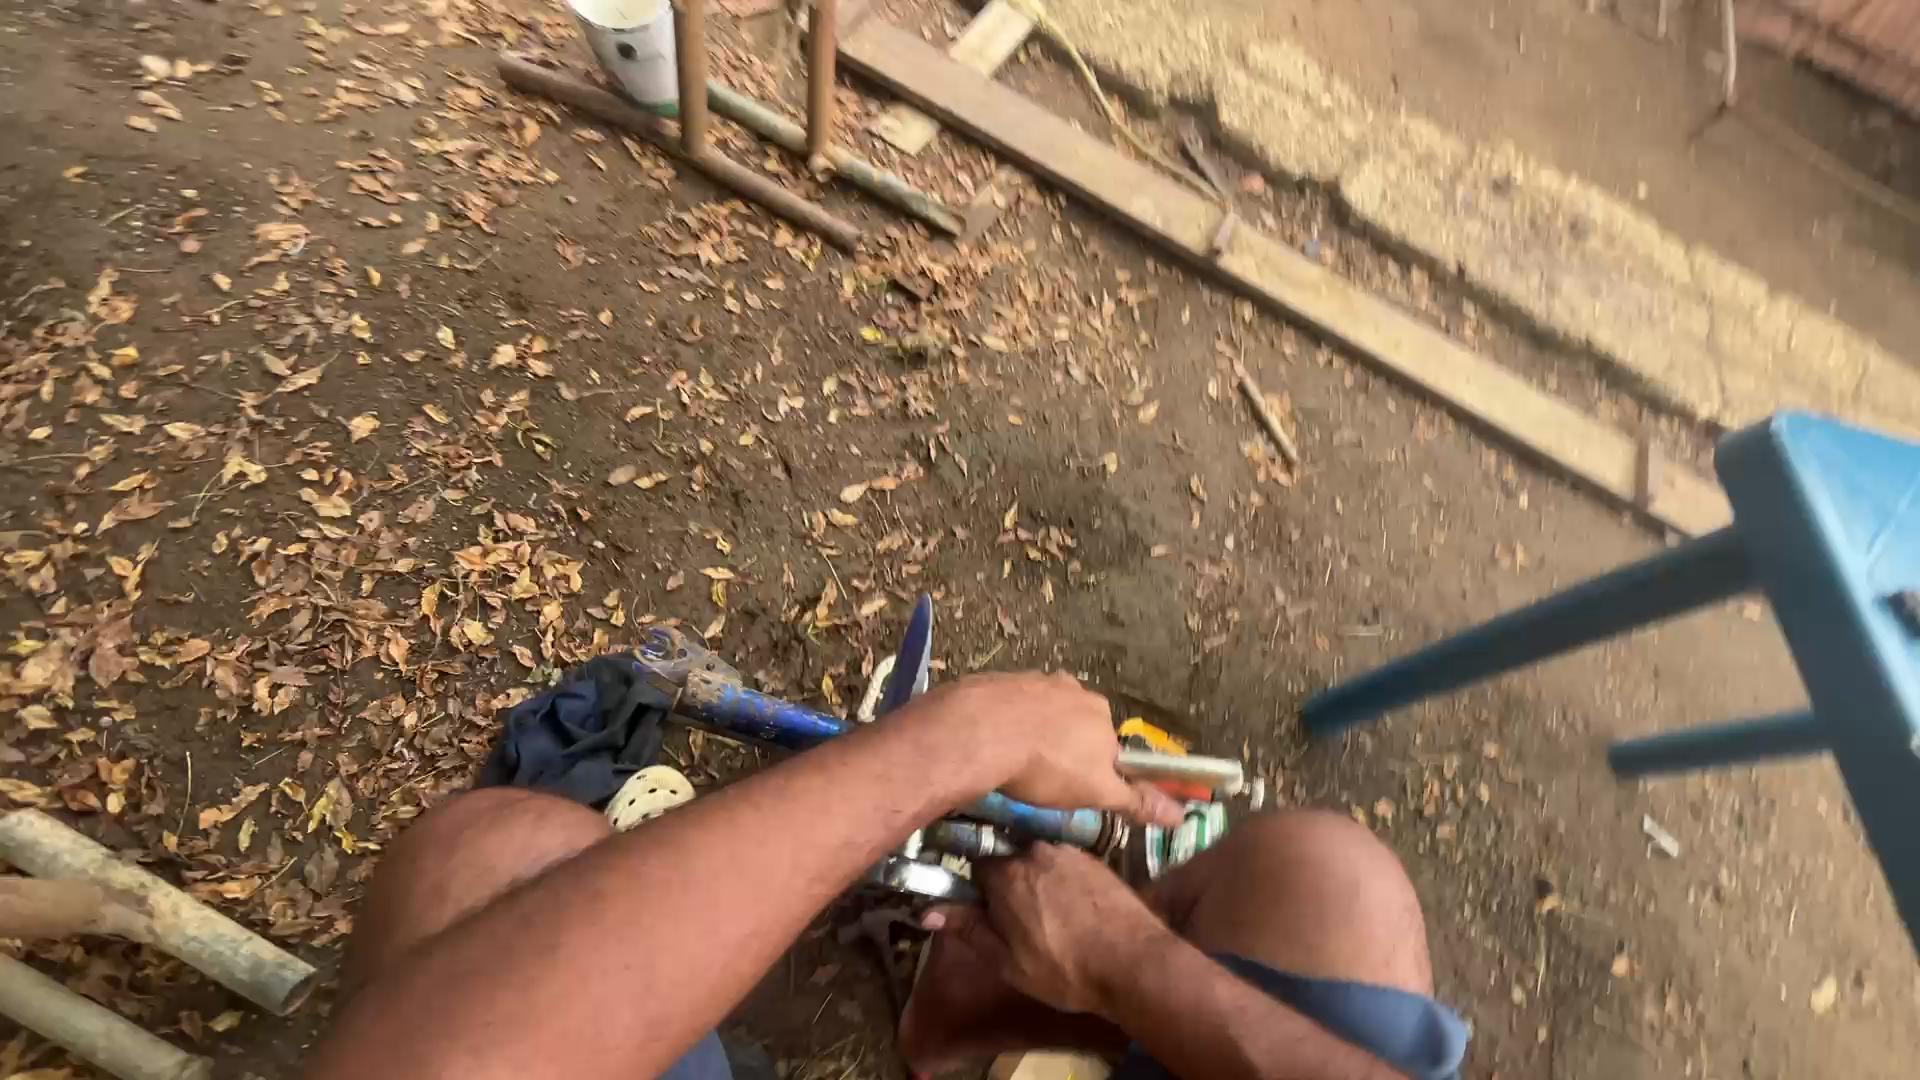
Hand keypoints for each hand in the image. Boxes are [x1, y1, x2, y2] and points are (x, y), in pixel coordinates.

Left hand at [901, 671, 1180, 826]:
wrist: (981, 731)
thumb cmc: (1048, 766)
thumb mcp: (1097, 791)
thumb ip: (1136, 800)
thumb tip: (1179, 816)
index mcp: (1099, 710)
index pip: (1106, 742)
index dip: (1092, 766)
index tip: (1071, 785)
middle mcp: (1070, 687)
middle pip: (1073, 721)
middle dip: (1063, 745)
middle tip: (1040, 778)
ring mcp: (1031, 679)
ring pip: (1039, 710)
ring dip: (1032, 730)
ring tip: (1012, 761)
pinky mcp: (997, 680)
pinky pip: (1006, 703)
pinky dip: (1003, 720)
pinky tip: (990, 741)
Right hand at [927, 843, 1170, 1016]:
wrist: (1132, 961)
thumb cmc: (1064, 968)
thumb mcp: (1008, 961)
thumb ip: (968, 929)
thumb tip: (926, 909)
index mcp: (1006, 873)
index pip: (977, 867)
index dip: (980, 891)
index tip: (990, 912)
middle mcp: (1033, 849)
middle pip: (1008, 859)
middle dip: (1009, 883)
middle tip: (1022, 919)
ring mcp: (1066, 849)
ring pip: (1037, 858)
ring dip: (1037, 879)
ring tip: (1053, 914)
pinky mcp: (1092, 855)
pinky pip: (1064, 860)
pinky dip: (1063, 878)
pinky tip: (1075, 906)